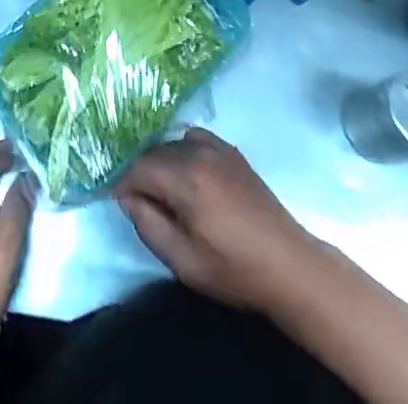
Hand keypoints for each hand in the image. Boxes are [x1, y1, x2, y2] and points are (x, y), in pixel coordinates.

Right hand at [114, 127, 322, 312]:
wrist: (289, 265)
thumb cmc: (233, 269)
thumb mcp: (182, 260)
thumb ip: (148, 224)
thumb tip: (128, 198)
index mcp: (186, 179)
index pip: (138, 168)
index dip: (123, 184)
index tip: (119, 203)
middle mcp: (200, 154)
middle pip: (154, 152)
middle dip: (140, 173)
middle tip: (139, 202)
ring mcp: (219, 149)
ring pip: (173, 143)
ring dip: (161, 162)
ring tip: (162, 190)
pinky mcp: (233, 153)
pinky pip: (196, 138)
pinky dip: (182, 150)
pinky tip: (187, 174)